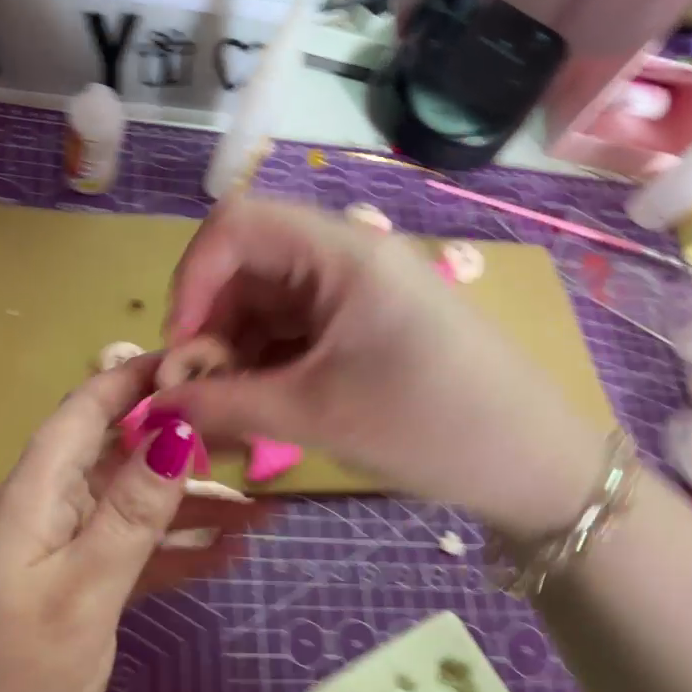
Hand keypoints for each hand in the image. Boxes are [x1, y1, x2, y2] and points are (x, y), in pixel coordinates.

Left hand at [0, 357, 244, 691]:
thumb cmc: (13, 687)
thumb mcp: (80, 595)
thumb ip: (128, 514)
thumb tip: (173, 429)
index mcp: (33, 499)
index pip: (83, 414)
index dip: (134, 380)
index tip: (198, 358)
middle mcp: (46, 517)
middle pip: (118, 459)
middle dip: (181, 444)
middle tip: (254, 437)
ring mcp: (61, 561)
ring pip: (135, 513)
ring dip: (193, 508)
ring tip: (268, 507)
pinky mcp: (76, 601)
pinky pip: (134, 561)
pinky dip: (178, 555)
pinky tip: (232, 555)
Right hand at [161, 197, 601, 535]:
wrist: (537, 467)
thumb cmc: (429, 426)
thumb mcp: (315, 415)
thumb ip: (223, 405)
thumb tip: (154, 408)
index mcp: (341, 253)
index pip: (235, 224)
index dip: (192, 279)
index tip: (181, 349)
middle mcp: (348, 257)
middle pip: (248, 266)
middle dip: (211, 326)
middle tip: (199, 392)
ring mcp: (361, 292)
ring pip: (269, 302)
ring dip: (236, 349)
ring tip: (229, 408)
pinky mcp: (369, 324)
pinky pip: (298, 329)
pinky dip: (268, 362)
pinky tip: (262, 405)